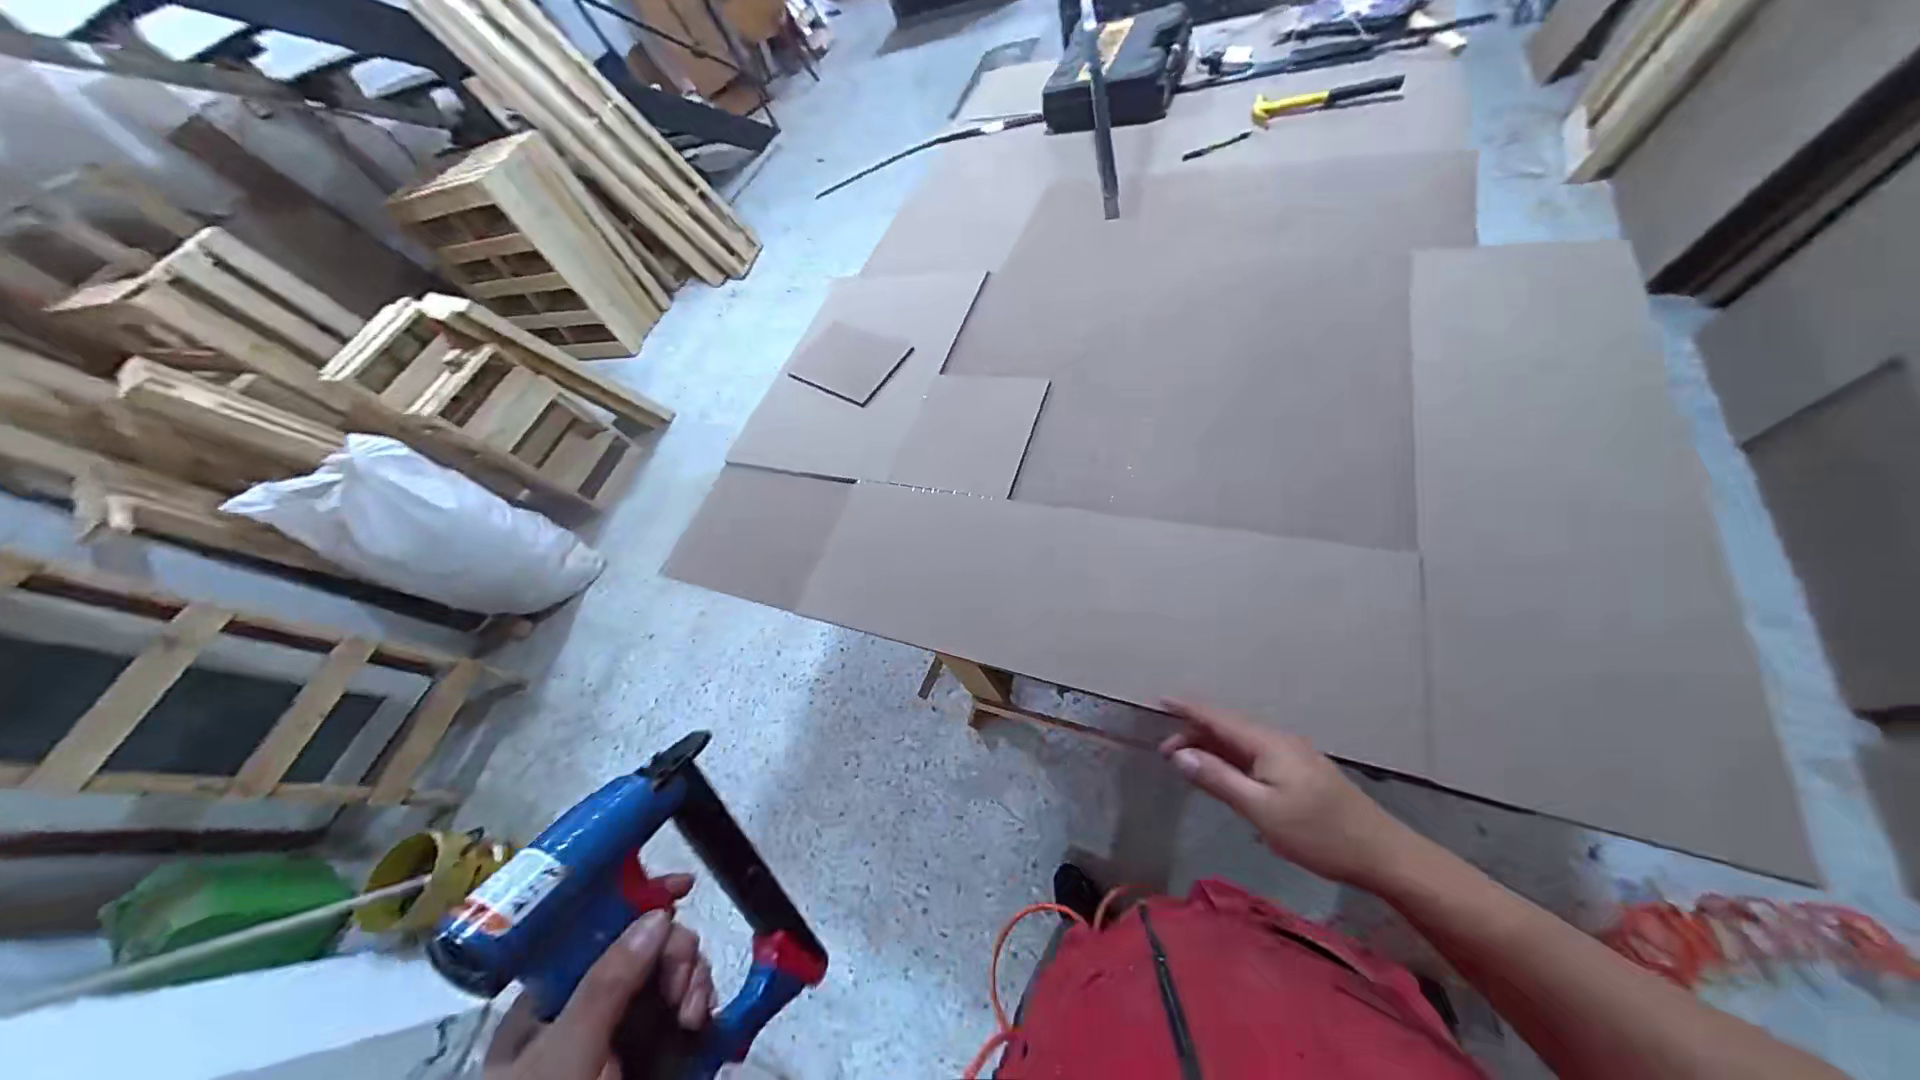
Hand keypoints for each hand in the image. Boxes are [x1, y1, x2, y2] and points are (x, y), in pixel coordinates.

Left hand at [488, 874, 715, 1079]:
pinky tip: (704, 1022)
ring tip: (695, 1014)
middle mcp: (590, 1007)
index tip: (684, 886)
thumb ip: (610, 982)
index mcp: (551, 1001)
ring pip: (671, 976)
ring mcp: (624, 1034)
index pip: (595, 930)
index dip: (637, 900)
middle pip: (645, 948)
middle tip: (684, 983)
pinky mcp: (655, 1057)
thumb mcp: (565, 1055)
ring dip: (692, 981)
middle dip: (675, 953)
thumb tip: (659, 914)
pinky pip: (686, 1010)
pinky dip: (701, 1006)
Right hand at [1159, 700, 1417, 887]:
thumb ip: (1218, 779)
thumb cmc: (1318, 833)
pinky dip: (1230, 758)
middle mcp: (1279, 740)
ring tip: (1187, 763)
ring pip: (1241, 741)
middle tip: (1165, 754)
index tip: (1159, 700)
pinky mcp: (1300, 771)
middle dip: (1194, 733)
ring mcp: (1292, 755)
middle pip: (1228, 727)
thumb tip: (1180, 754)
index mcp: (1268, 743)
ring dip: (1211, 747)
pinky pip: (1254, 754)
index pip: (1218, 717)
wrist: (1382, 854)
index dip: (1187, 708)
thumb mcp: (1261, 810)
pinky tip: (1224, 774)